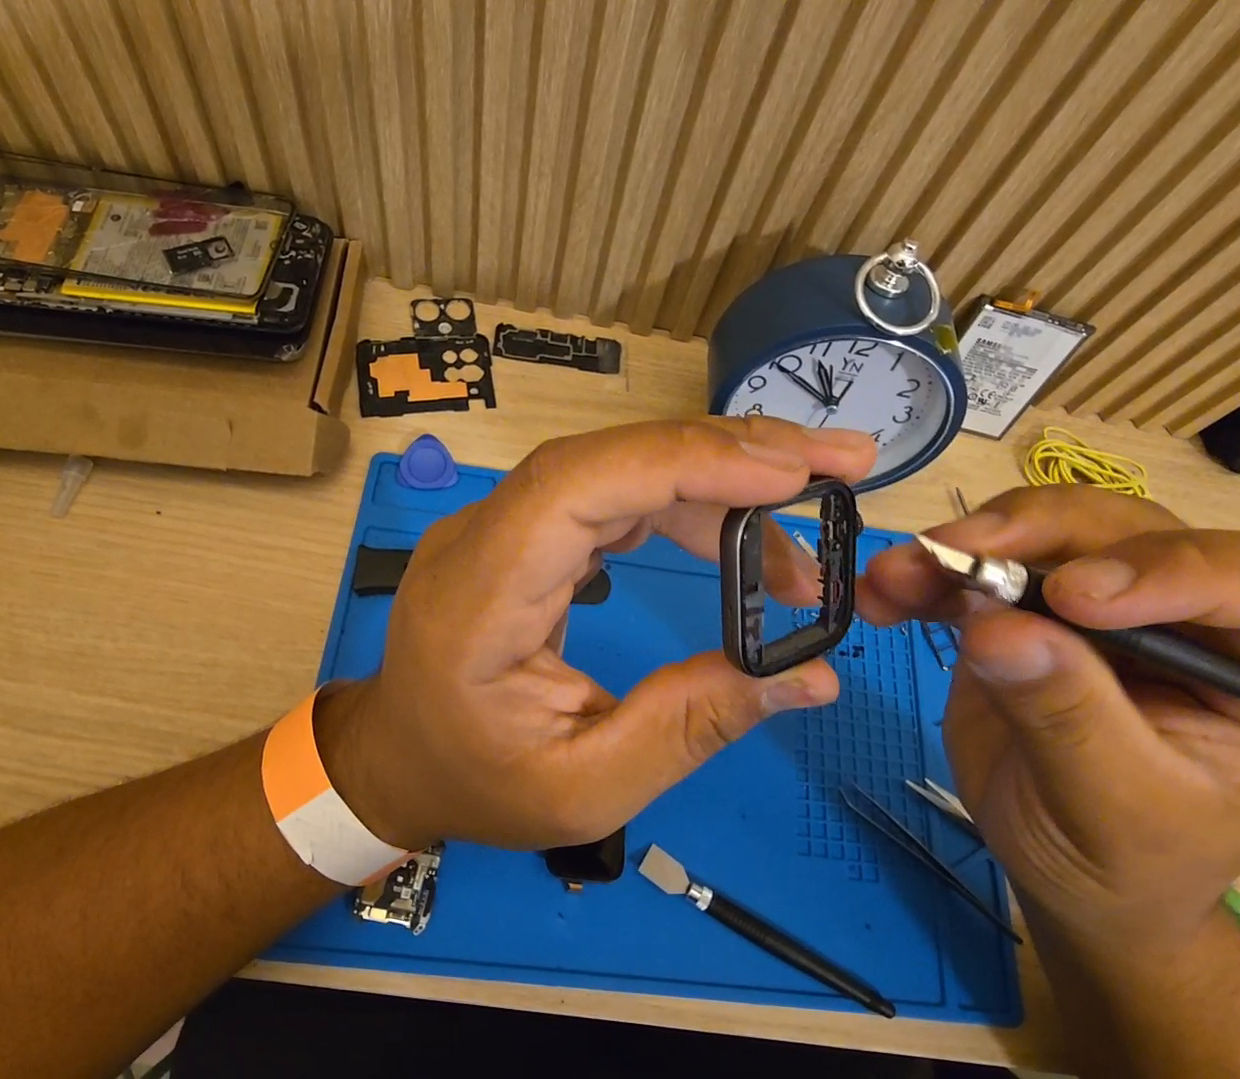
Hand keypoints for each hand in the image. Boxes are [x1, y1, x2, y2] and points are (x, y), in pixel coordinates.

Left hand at [314, 419, 876, 850]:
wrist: (398, 758)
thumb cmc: (476, 783)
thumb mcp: (587, 787)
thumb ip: (692, 726)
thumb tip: (811, 679)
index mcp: (478, 601)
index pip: (574, 489)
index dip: (682, 462)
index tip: (790, 472)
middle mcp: (483, 540)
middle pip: (608, 459)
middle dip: (730, 452)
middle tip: (841, 466)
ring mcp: (503, 525)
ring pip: (620, 467)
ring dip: (721, 480)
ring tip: (805, 534)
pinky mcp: (528, 530)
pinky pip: (614, 493)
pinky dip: (689, 503)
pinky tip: (743, 540)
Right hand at [856, 486, 1239, 947]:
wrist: (1067, 877)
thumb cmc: (1125, 862)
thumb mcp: (1112, 808)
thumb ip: (1068, 718)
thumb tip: (998, 626)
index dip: (1177, 570)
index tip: (1075, 596)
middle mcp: (1190, 617)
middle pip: (1131, 533)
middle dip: (1038, 535)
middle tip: (955, 553)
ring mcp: (1102, 607)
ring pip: (1047, 533)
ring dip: (964, 546)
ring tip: (894, 576)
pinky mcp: (1030, 611)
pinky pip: (981, 570)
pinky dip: (928, 577)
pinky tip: (884, 594)